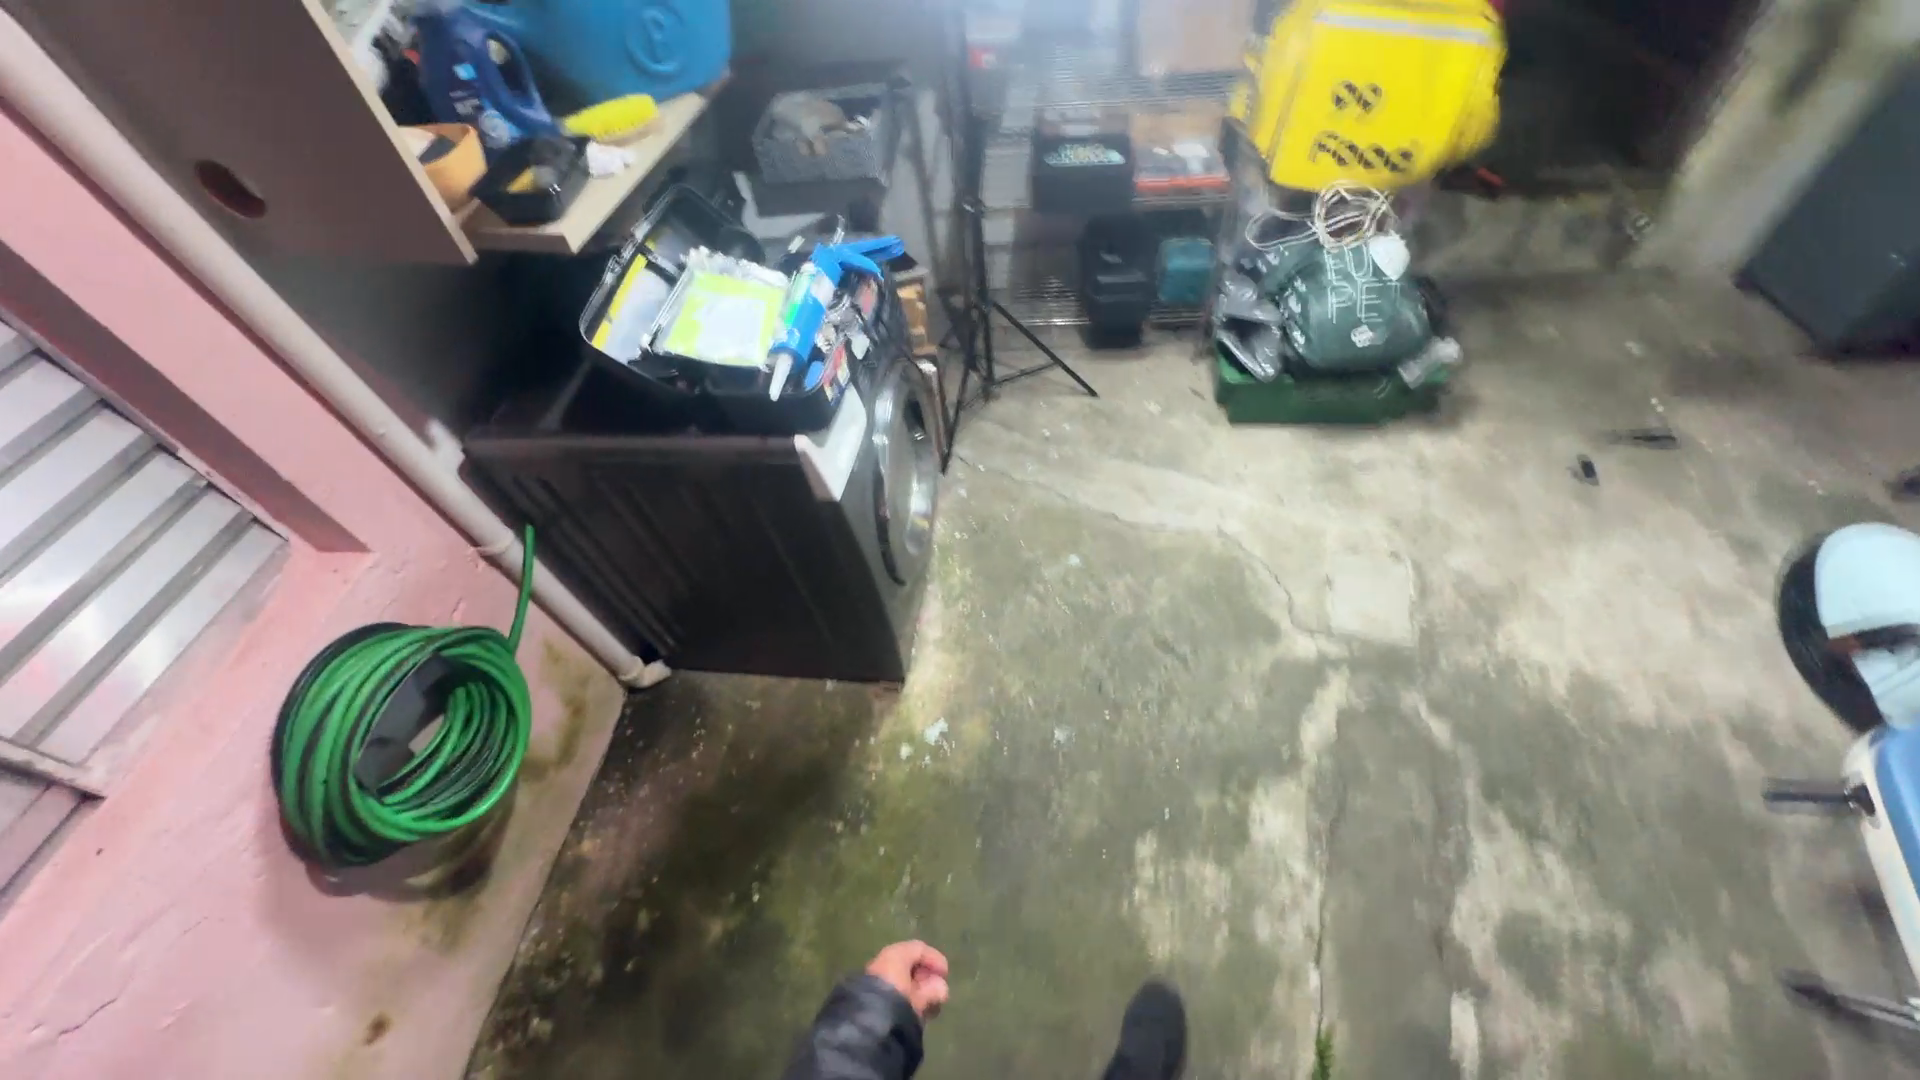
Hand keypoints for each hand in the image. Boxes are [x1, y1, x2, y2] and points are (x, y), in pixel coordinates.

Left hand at [866, 940, 949, 1019]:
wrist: (866, 1025)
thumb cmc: (897, 1002)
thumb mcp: (919, 996)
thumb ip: (931, 989)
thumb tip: (940, 987)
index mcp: (895, 955)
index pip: (918, 949)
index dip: (935, 959)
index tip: (946, 974)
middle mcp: (883, 962)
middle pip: (908, 963)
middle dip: (925, 976)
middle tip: (938, 990)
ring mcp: (874, 979)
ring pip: (900, 978)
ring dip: (916, 989)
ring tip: (929, 1004)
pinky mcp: (869, 997)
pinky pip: (892, 990)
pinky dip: (905, 996)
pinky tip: (915, 1010)